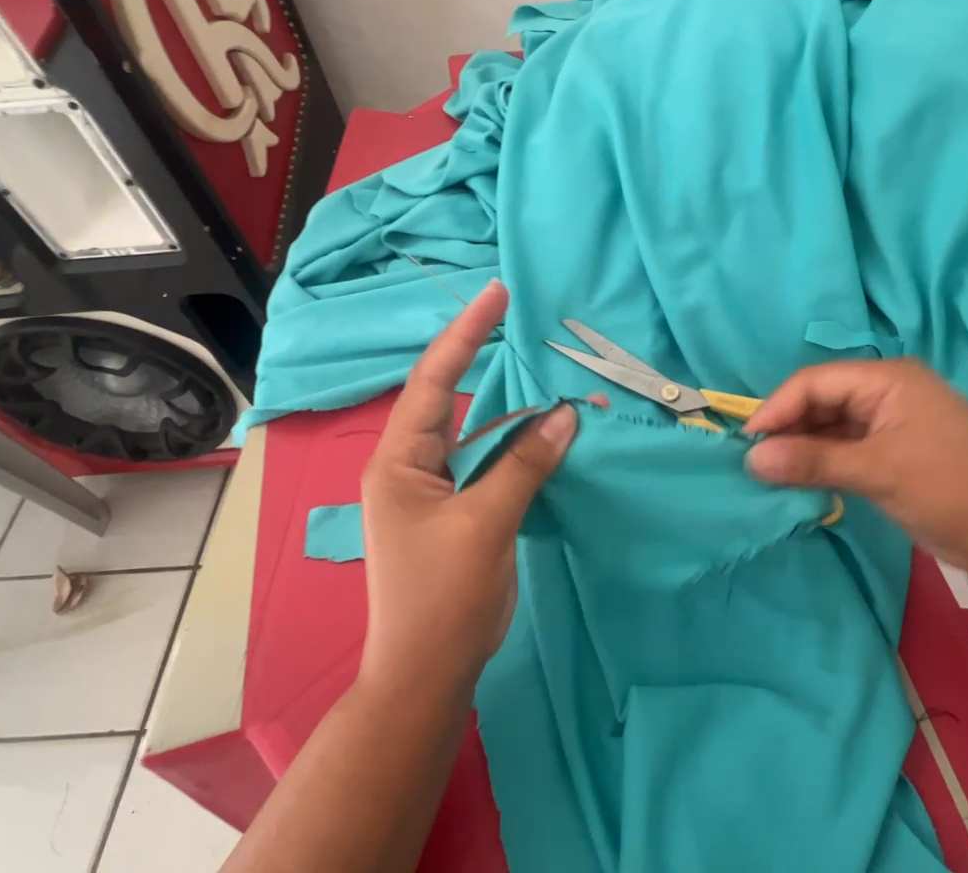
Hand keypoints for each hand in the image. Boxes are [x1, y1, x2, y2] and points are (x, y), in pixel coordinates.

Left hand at [358, 281, 577, 695]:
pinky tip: (547, 434)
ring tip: (547, 375)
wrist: (427, 673)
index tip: (497, 293)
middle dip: (485, 359)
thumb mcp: (486, 524)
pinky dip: (517, 447)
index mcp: (400, 460)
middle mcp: (410, 465)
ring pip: (475, 432)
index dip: (466, 334)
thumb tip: (567, 413)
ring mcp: (432, 489)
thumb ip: (525, 464)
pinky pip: (487, 463)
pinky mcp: (455, 511)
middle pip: (452, 397)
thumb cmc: (443, 597)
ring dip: (511, 409)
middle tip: (520, 319)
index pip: (434, 380)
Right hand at [742, 359, 967, 569]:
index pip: (815, 382)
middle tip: (752, 464)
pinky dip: (821, 464)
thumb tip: (750, 459)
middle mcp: (886, 394)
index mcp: (888, 379)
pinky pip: (844, 450)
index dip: (776, 409)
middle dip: (787, 429)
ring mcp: (890, 425)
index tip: (745, 444)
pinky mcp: (892, 454)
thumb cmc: (952, 489)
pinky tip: (797, 482)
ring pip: (829, 428)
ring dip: (801, 449)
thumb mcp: (879, 472)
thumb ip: (813, 462)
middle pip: (820, 401)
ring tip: (768, 475)